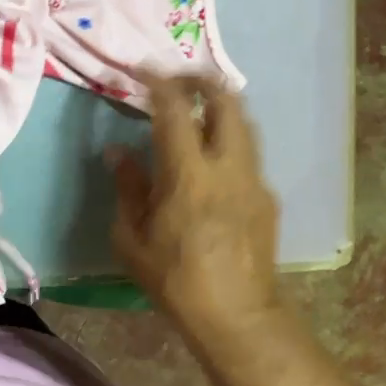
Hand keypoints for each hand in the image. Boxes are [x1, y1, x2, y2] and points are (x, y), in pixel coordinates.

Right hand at [110, 76, 284, 340]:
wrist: (237, 316)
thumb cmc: (174, 278)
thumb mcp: (132, 237)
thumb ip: (127, 186)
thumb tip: (118, 151)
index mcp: (188, 174)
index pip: (175, 109)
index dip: (159, 82)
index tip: (143, 69)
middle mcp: (228, 166)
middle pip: (226, 101)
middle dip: (203, 80)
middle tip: (178, 79)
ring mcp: (254, 180)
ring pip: (244, 124)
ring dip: (221, 107)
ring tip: (198, 110)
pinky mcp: (267, 198)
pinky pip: (248, 155)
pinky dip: (229, 141)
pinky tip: (212, 162)